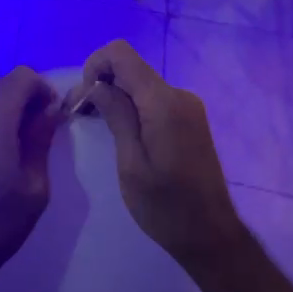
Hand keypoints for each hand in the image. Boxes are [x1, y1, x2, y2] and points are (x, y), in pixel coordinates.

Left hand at [0, 67, 60, 291]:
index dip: (45, 89)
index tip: (57, 116)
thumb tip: (50, 109)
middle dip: (31, 97)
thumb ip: (41, 137)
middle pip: (7, 82)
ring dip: (15, 106)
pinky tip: (9, 148)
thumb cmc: (0, 217)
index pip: (24, 76)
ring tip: (30, 142)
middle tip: (48, 129)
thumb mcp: (35, 182)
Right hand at [78, 40, 292, 291]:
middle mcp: (179, 94)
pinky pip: (153, 97)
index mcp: (163, 102)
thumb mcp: (131, 164)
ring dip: (116, 96)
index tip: (83, 97)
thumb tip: (96, 84)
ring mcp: (187, 106)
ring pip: (140, 82)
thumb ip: (116, 116)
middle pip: (130, 67)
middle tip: (80, 114)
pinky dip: (132, 106)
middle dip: (101, 83)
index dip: (95, 64)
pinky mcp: (189, 118)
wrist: (212, 238)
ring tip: (98, 125)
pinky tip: (123, 132)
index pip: (121, 54)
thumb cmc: (166, 207)